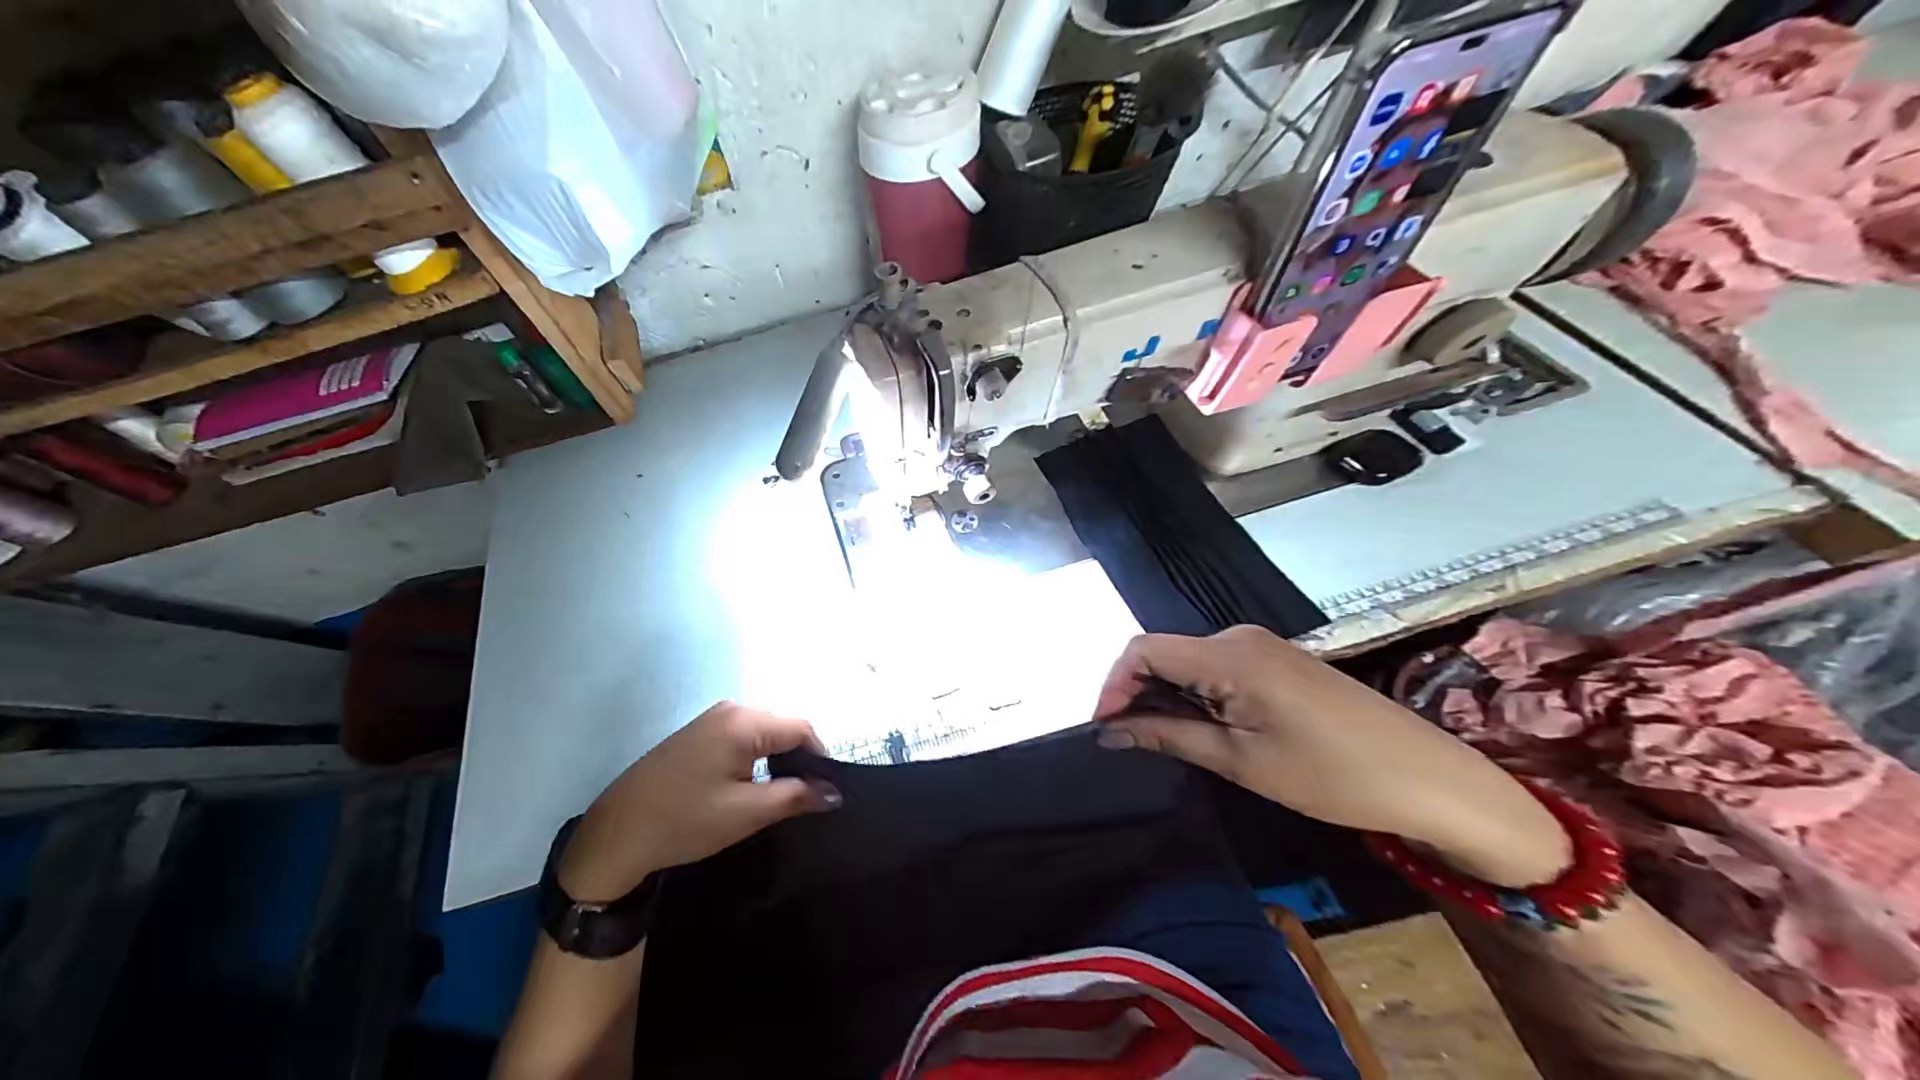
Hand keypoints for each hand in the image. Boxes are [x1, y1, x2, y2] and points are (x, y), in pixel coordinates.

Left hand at [558, 702, 841, 901]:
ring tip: (778, 797)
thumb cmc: (684, 821)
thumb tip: (834, 792)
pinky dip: (755, 759)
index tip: (825, 793)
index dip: (821, 759)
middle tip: (803, 799)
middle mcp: (730, 709)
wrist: (615, 836)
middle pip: (783, 727)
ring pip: (763, 734)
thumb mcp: (746, 813)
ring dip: (777, 760)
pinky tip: (749, 787)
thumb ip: (796, 796)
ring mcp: (711, 719)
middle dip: (799, 759)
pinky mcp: (698, 734)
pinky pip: (742, 738)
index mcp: (744, 721)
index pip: (802, 728)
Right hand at [1093, 626, 1570, 887]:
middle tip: (1124, 741)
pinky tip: (1197, 726)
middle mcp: (1239, 637)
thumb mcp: (1240, 761)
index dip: (1113, 684)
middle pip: (1164, 653)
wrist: (1429, 778)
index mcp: (1228, 656)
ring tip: (1157, 740)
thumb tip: (1110, 731)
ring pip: (1189, 662)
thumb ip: (1168, 736)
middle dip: (1136, 693)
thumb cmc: (1330, 774)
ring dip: (1164, 695)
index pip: (1143, 649)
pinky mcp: (1277, 661)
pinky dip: (1195, 694)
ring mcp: (1262, 646)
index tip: (1102, 728)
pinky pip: (1217, 668)